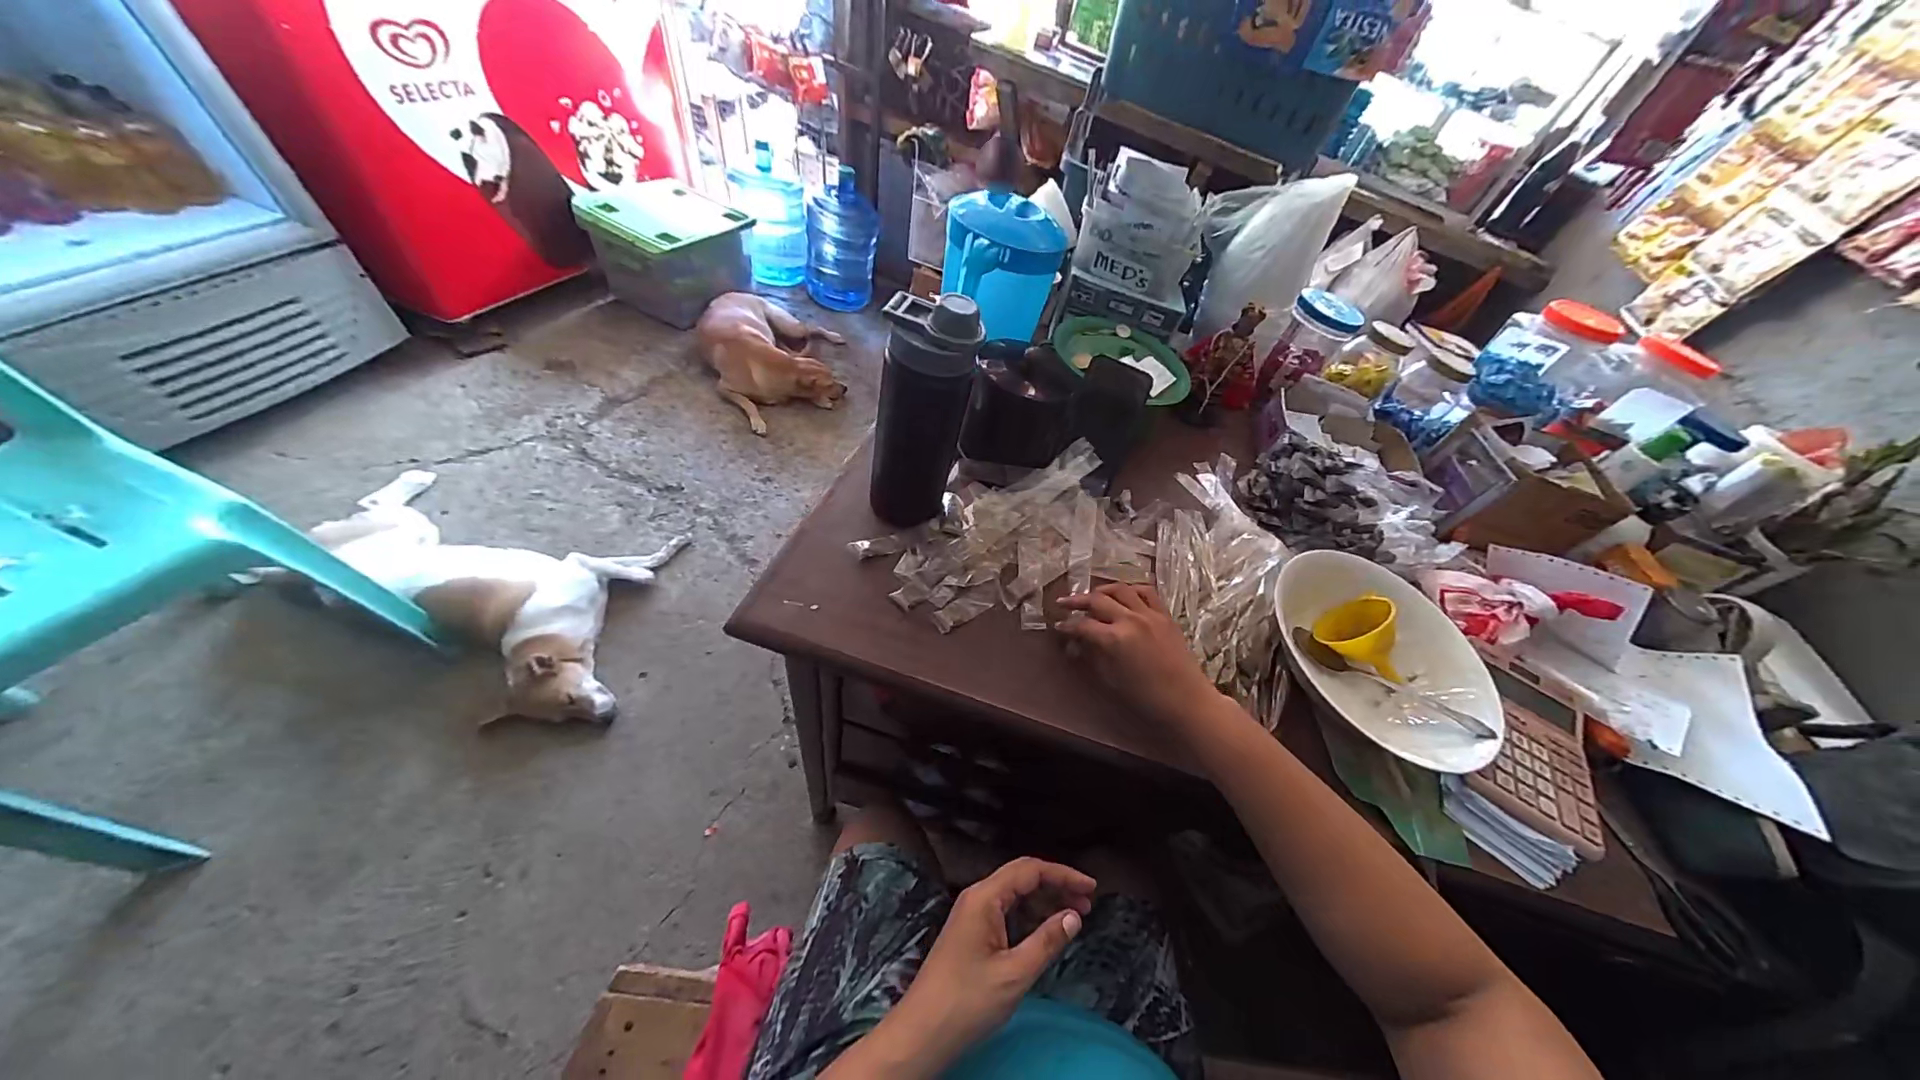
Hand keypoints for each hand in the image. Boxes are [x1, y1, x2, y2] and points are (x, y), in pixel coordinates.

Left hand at [841, 858, 1093, 1076]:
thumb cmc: (968, 1001)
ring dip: (1045, 900)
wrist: (922, 1031)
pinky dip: (1030, 915)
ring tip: (1075, 915)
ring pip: (1015, 894)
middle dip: (1056, 884)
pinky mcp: (971, 932)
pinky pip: (1006, 911)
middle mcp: (977, 897)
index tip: (1091, 887)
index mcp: (984, 897)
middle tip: (1088, 901)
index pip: (1030, 870)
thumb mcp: (1015, 973)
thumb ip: (1047, 941)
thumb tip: (1074, 916)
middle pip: (1022, 877)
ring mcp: (972, 914)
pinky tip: (1047, 929)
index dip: (1063, 874)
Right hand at [1056, 584, 1226, 730]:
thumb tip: (1078, 643)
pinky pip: (1146, 592)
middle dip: (1077, 601)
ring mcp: (1150, 614)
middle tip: (1064, 603)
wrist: (1187, 700)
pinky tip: (1123, 595)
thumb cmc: (1146, 697)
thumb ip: (1093, 655)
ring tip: (1092, 596)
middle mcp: (1130, 620)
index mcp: (1115, 639)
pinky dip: (1131, 589)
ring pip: (1120, 589)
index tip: (1058, 627)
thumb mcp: (1111, 678)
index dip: (1067, 626)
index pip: (1082, 625)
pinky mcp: (1165, 615)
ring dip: (1102, 590)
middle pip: (1097, 600)